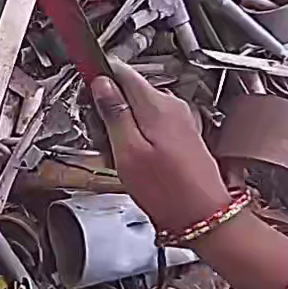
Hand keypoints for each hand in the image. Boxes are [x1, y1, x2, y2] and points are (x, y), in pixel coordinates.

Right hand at [89, 61, 231, 234]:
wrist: (203, 217)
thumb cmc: (168, 191)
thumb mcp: (128, 152)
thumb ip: (114, 114)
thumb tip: (102, 84)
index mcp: (156, 106)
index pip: (122, 72)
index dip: (99, 75)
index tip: (84, 85)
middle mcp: (172, 106)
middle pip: (130, 89)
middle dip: (109, 104)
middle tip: (97, 130)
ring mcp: (179, 120)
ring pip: (139, 107)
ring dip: (122, 122)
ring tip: (114, 149)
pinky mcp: (181, 135)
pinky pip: (150, 123)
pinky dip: (136, 134)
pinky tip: (133, 157)